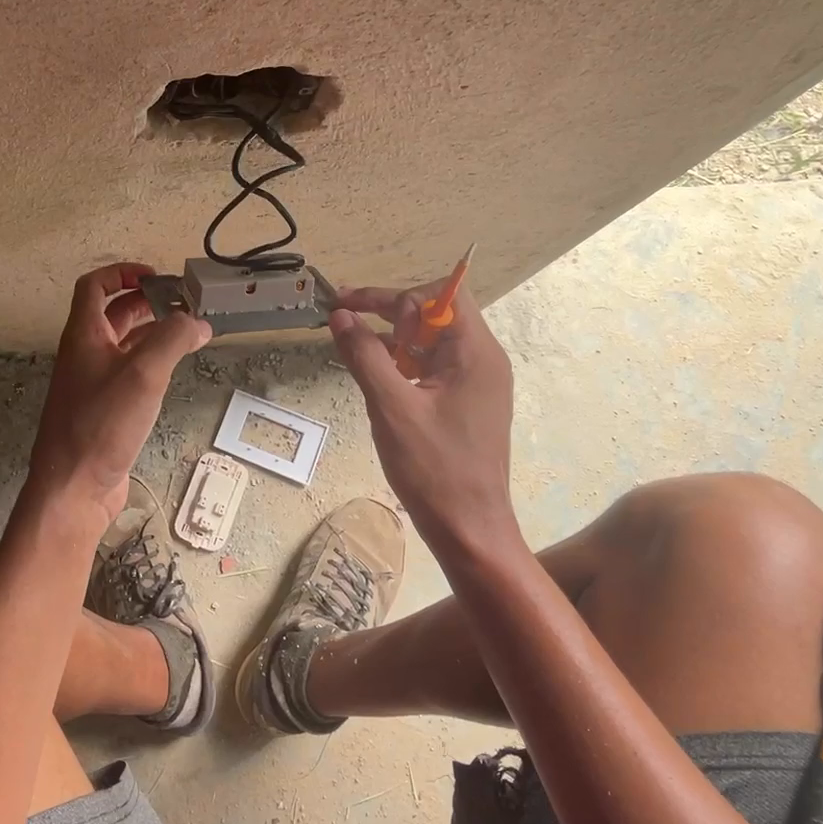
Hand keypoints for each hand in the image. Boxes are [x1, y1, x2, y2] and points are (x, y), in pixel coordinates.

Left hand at [29, 263, 211, 520]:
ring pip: (123, 345)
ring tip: (189, 334)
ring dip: (153, 333)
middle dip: (147, 303)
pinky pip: (128, 374)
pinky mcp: (103, 410)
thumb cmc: (101, 425)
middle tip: (183, 307)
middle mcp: (84, 354)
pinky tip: (172, 371)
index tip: (156, 278)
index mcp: (84, 336)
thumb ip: (172, 339)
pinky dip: (151, 363)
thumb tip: (197, 321)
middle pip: (113, 314)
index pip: (94, 287)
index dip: (122, 272)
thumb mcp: (143, 373)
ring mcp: (92, 384)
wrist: (73, 486)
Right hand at [328, 279, 514, 536]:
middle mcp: (482, 360)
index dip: (398, 297)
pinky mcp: (465, 403)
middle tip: (342, 314)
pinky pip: (432, 367)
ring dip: (392, 337)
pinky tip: (373, 373)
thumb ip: (365, 355)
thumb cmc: (434, 468)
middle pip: (435, 314)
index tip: (359, 313)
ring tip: (351, 344)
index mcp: (476, 353)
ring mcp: (476, 383)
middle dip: (388, 310)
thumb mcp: (391, 407)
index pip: (442, 295)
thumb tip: (340, 315)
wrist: (468, 528)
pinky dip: (402, 362)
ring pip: (431, 341)